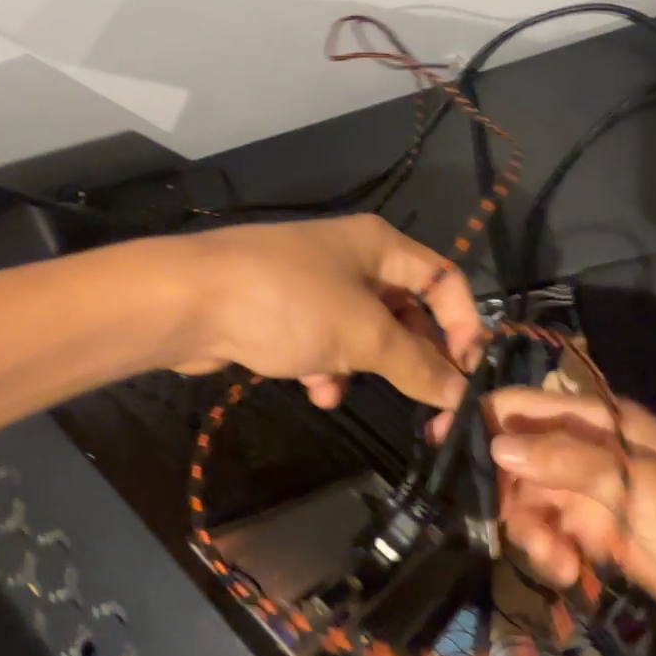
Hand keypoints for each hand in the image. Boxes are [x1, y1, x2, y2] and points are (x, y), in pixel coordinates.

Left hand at [169, 215, 481, 407]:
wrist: (188, 301)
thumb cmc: (288, 303)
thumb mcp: (362, 334)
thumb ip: (415, 363)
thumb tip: (459, 392)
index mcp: (380, 245)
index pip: (445, 280)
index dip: (464, 325)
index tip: (467, 377)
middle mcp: (352, 259)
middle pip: (405, 311)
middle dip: (412, 358)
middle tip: (428, 410)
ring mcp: (316, 285)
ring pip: (363, 334)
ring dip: (361, 367)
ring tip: (342, 387)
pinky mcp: (284, 311)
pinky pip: (325, 343)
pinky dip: (325, 367)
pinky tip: (313, 387)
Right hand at [487, 387, 655, 655]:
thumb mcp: (643, 487)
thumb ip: (569, 464)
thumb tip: (497, 444)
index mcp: (608, 421)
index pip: (534, 404)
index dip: (488, 416)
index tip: (444, 438)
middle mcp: (595, 452)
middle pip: (524, 456)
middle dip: (507, 487)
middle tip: (502, 521)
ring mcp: (597, 497)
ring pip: (533, 499)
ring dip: (530, 527)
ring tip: (556, 560)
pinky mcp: (602, 538)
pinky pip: (555, 535)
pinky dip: (550, 552)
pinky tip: (569, 572)